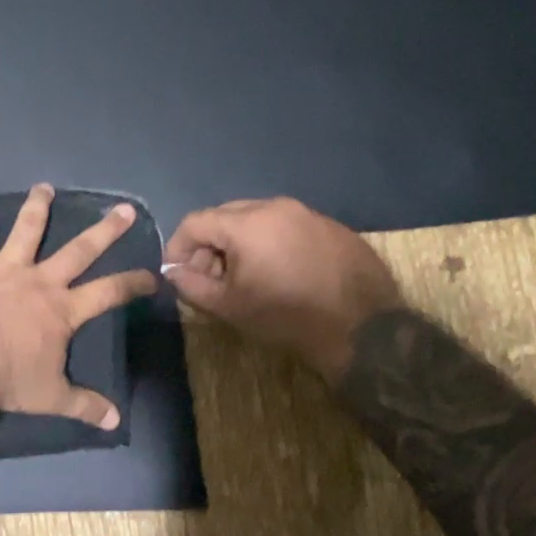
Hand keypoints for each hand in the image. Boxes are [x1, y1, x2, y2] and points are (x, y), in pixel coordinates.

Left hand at [0, 184, 157, 428]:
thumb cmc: (7, 380)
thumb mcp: (51, 397)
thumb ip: (84, 405)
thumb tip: (114, 421)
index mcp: (63, 310)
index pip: (109, 292)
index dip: (134, 283)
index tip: (152, 275)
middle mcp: (40, 281)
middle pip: (80, 249)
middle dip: (105, 229)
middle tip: (123, 209)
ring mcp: (5, 269)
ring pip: (27, 230)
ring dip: (37, 207)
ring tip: (44, 187)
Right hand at [164, 197, 401, 380]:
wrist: (362, 329)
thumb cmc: (285, 317)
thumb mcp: (228, 306)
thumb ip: (191, 284)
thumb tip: (173, 271)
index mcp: (247, 223)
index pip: (195, 222)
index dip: (177, 246)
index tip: (175, 271)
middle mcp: (276, 207)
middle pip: (225, 215)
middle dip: (208, 243)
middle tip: (208, 276)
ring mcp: (308, 214)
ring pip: (257, 219)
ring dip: (239, 242)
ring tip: (243, 276)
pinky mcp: (332, 227)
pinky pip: (287, 226)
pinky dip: (271, 243)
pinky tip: (279, 273)